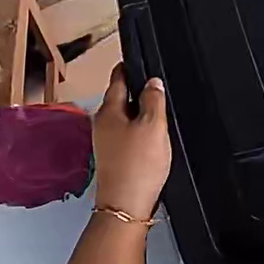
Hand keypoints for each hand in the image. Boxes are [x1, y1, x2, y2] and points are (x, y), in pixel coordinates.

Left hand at [93, 64, 170, 218]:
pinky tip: (154, 136)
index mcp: (108, 111)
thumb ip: (154, 99)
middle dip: (137, 90)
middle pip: (120, 98)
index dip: (128, 67)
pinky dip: (140, 130)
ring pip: (125, 117)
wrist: (126, 206)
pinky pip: (128, 135)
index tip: (137, 58)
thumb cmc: (138, 166)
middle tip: (156, 83)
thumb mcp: (153, 125)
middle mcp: (103, 124)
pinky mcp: (115, 158)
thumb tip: (153, 82)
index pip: (117, 79)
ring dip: (140, 112)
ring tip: (160, 109)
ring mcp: (107, 142)